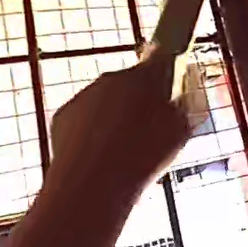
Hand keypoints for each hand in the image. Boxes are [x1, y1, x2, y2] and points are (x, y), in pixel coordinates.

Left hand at [44, 49, 193, 199]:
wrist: (91, 187)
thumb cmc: (143, 157)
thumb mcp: (181, 131)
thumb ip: (184, 104)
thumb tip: (182, 91)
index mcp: (143, 77)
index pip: (161, 59)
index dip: (169, 71)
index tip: (174, 88)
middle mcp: (112, 78)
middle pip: (131, 81)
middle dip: (141, 98)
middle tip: (152, 128)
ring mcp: (84, 95)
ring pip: (106, 98)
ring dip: (117, 114)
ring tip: (126, 147)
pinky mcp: (62, 115)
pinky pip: (85, 115)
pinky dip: (93, 128)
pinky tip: (102, 153)